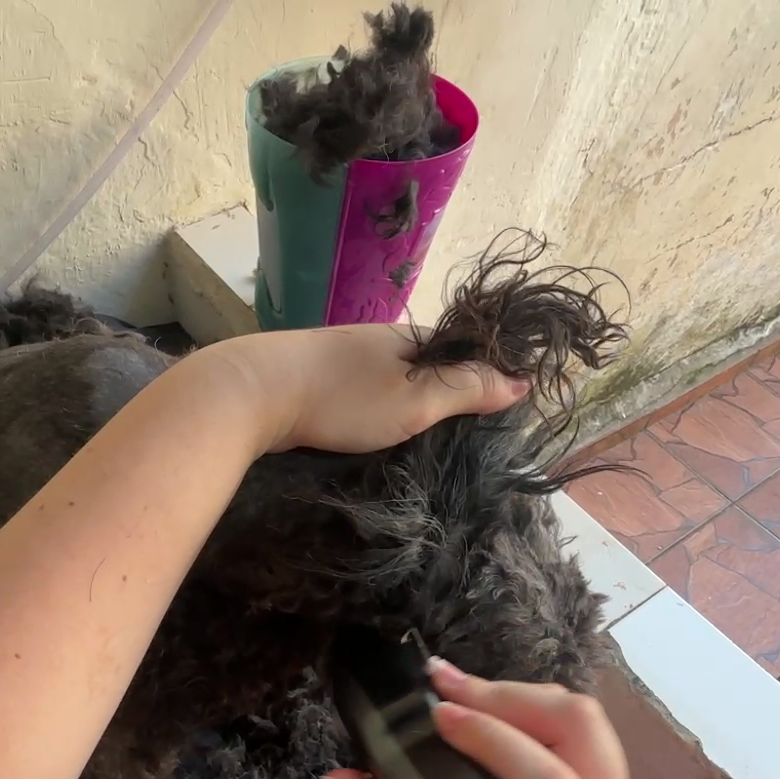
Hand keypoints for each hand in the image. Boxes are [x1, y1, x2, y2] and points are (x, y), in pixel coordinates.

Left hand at [201, 323, 528, 454]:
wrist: (258, 392)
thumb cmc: (344, 397)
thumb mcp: (416, 400)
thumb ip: (466, 389)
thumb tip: (522, 380)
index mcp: (413, 338)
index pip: (465, 352)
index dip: (486, 379)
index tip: (500, 416)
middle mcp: (382, 340)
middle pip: (429, 366)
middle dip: (447, 395)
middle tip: (460, 438)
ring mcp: (347, 357)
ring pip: (393, 380)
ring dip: (409, 405)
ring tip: (422, 440)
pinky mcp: (318, 378)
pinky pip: (363, 392)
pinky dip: (377, 410)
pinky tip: (375, 430)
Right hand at [324, 659, 647, 778]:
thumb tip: (339, 777)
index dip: (494, 737)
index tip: (438, 715)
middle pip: (578, 728)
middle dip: (506, 695)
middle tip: (446, 686)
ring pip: (586, 717)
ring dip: (520, 693)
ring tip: (466, 691)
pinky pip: (587, 728)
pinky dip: (537, 706)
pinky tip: (495, 710)